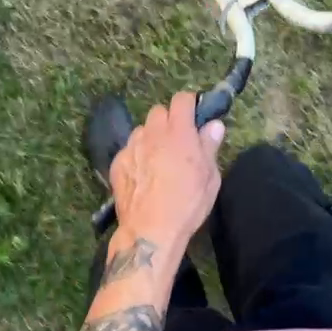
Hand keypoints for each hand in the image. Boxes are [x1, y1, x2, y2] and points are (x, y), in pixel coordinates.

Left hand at [109, 92, 224, 251]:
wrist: (151, 231)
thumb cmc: (187, 204)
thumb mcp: (210, 177)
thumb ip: (210, 146)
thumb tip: (214, 124)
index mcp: (179, 132)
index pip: (181, 99)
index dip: (189, 104)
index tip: (194, 116)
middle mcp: (153, 132)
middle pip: (159, 111)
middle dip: (169, 120)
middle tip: (177, 140)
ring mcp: (132, 146)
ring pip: (142, 129)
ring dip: (151, 137)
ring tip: (158, 159)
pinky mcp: (117, 162)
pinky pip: (129, 149)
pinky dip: (137, 155)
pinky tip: (142, 175)